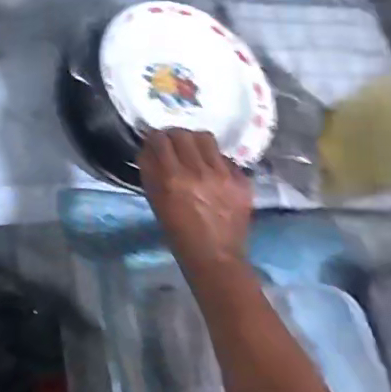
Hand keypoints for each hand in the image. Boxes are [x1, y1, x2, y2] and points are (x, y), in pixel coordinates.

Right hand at [139, 129, 251, 273]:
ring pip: (206, 138)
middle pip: (183, 134)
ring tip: (194, 152)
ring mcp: (223, 174)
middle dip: (174, 136)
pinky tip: (212, 172)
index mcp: (173, 179)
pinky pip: (224, 157)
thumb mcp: (156, 202)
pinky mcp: (241, 180)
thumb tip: (149, 147)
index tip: (155, 141)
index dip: (155, 137)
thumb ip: (150, 171)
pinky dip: (215, 160)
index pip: (161, 140)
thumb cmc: (179, 233)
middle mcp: (198, 171)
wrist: (216, 257)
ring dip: (195, 142)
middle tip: (173, 144)